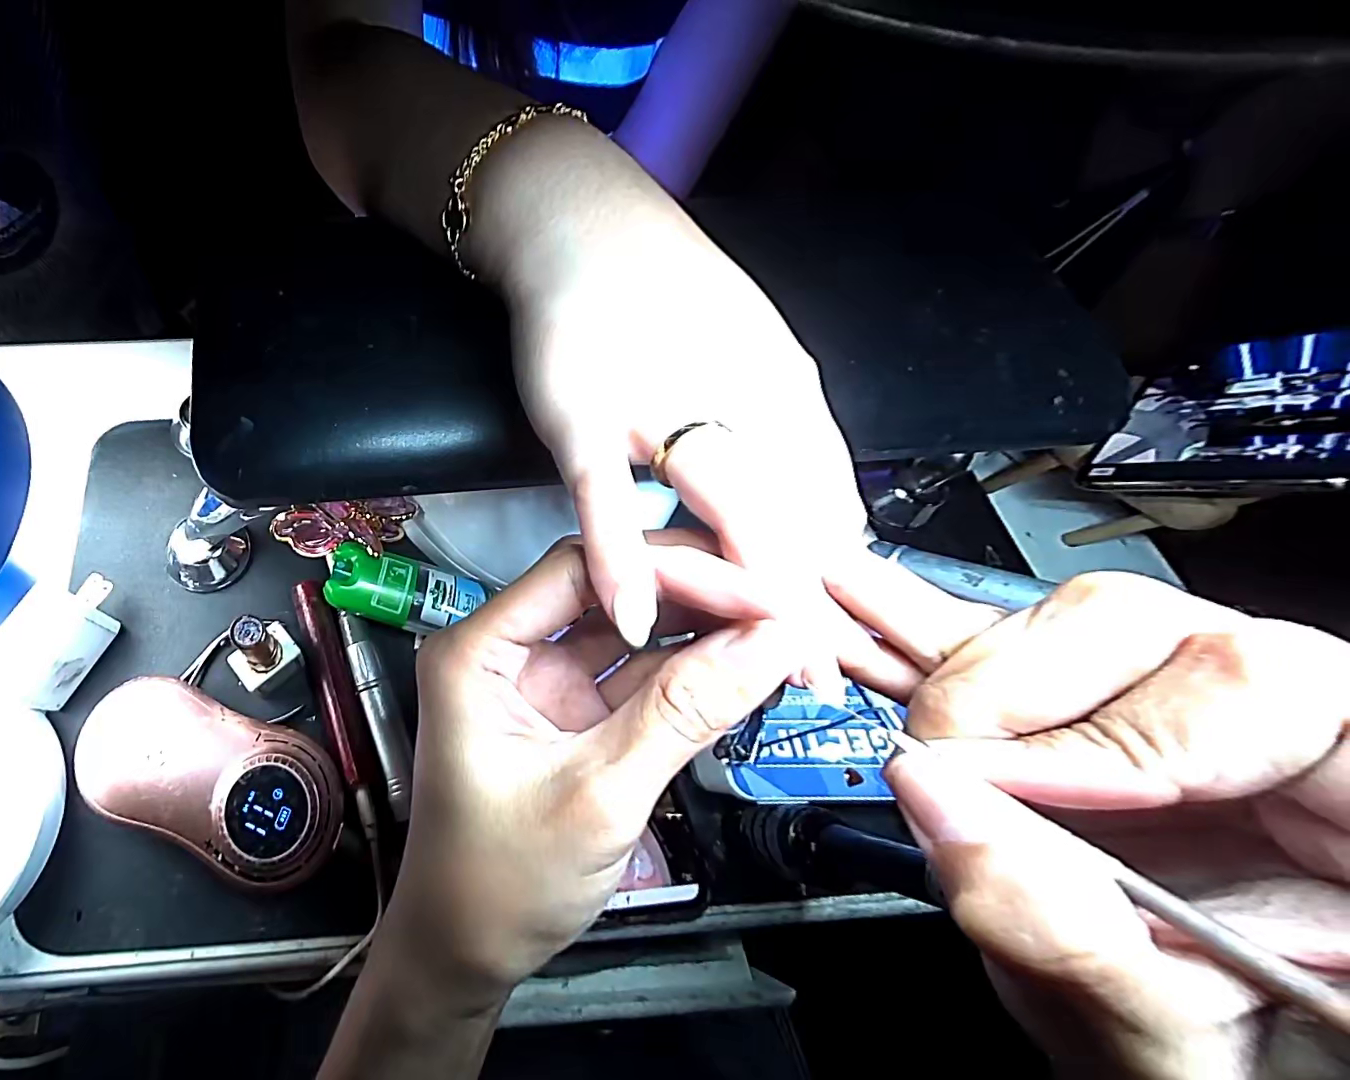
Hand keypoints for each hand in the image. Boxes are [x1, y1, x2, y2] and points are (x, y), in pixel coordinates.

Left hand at [383, 531, 799, 1000]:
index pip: (577, 571)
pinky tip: (744, 665)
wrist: (468, 946)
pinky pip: (634, 672)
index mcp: (477, 652)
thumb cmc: (499, 879)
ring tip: (779, 631)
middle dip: (693, 593)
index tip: (751, 587)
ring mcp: (539, 678)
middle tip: (780, 603)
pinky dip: (688, 671)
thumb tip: (768, 644)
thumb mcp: (596, 795)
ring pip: (629, 627)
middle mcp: (504, 649)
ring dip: (701, 628)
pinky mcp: (569, 709)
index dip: (665, 569)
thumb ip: (681, 714)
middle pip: (607, 590)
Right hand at [464, 119, 864, 687]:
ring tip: (769, 667)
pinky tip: (633, 615)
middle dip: (820, 603)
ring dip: (753, 594)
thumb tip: (815, 509)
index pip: (832, 499)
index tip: (855, 636)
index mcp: (785, 389)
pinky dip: (622, 561)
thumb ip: (780, 430)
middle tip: (835, 679)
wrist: (585, 228)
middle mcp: (741, 401)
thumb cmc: (659, 294)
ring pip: (726, 511)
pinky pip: (609, 501)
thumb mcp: (745, 352)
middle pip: (797, 516)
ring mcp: (658, 410)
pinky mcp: (586, 419)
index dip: (846, 575)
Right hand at [828, 553, 1349, 1077]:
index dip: (1112, 731)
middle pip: (1138, 627)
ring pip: (1052, 624)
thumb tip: (937, 796)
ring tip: (857, 651)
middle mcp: (1293, 743)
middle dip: (1001, 689)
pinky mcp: (1079, 714)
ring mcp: (1174, 716)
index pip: (1263, 689)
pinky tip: (857, 604)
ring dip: (942, 656)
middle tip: (934, 757)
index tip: (993, 784)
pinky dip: (916, 635)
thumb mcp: (1167, 1045)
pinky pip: (993, 648)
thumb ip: (1065, 930)